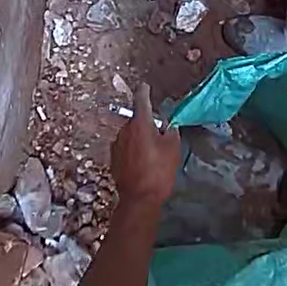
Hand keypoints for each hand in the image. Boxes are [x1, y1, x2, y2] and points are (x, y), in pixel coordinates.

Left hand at [112, 81, 179, 210]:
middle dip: (147, 124)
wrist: (139, 199)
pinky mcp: (113, 159)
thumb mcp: (173, 149)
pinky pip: (126, 148)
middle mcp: (125, 130)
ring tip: (152, 154)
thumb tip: (168, 126)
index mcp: (140, 124)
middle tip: (160, 136)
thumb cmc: (158, 172)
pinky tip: (142, 163)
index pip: (141, 101)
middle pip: (137, 120)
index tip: (145, 86)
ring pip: (131, 135)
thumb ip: (171, 132)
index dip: (144, 92)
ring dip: (140, 139)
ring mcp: (116, 145)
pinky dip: (133, 150)